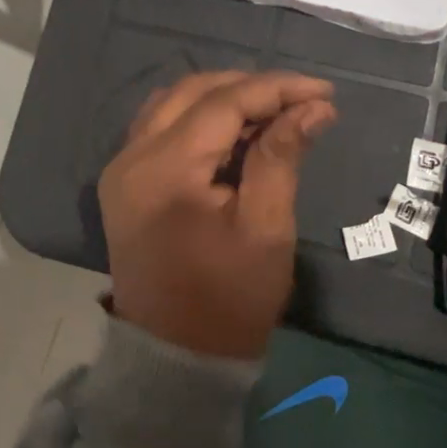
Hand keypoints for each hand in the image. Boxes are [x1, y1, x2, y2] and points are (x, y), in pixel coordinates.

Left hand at [99, 70, 335, 359]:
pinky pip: (161, 125)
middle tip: (303, 101)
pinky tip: (236, 131)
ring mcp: (121, 168)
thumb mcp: (266, 228)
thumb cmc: (229, 300)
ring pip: (174, 102)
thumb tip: (313, 107)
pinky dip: (201, 117)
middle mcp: (132, 157)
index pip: (224, 102)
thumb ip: (282, 157)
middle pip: (195, 91)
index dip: (277, 89)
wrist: (175, 360)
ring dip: (225, 97)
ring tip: (274, 111)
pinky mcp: (124, 181)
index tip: (325, 92)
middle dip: (252, 87)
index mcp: (165, 169)